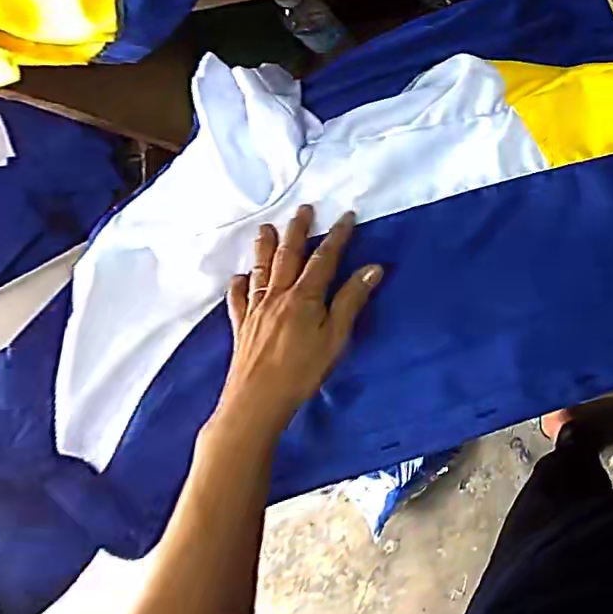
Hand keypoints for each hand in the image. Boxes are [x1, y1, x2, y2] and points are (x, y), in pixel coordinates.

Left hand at [210, 205, 382, 443]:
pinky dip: (241, 284)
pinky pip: (240, 299)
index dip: (338, 236)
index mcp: (304, 297)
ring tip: (267, 229)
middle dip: (298, 232)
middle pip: (289, 258)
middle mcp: (277, 297)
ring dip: (266, 249)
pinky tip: (241, 277)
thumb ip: (352, 299)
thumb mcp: (337, 335)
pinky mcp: (242, 327)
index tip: (348, 216)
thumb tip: (373, 267)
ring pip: (263, 272)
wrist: (255, 403)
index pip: (325, 259)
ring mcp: (256, 311)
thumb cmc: (304, 369)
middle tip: (303, 210)